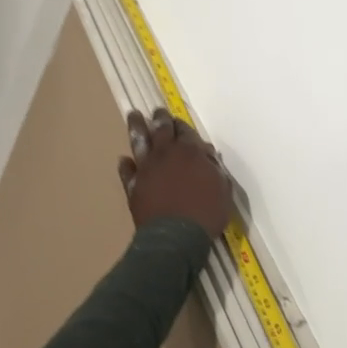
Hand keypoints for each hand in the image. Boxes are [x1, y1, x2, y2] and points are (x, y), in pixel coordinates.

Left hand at [117, 108, 232, 237]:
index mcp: (190, 152)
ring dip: (137, 127)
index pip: (186, 131)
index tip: (178, 120)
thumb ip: (214, 168)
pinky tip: (123, 159)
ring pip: (140, 141)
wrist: (176, 236)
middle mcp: (166, 154)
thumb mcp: (222, 188)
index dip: (182, 125)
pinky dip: (125, 164)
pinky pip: (126, 171)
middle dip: (160, 119)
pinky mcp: (133, 186)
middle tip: (157, 111)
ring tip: (133, 115)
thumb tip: (206, 153)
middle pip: (162, 130)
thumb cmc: (206, 213)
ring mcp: (147, 169)